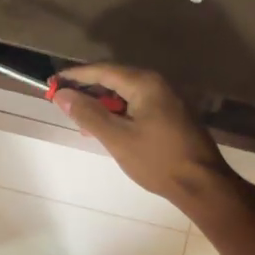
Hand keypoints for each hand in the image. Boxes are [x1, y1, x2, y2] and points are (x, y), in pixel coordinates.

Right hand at [50, 64, 236, 206]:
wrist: (202, 183)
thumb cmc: (157, 160)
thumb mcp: (117, 138)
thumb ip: (88, 114)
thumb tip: (62, 94)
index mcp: (144, 83)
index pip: (102, 70)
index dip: (75, 76)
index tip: (53, 82)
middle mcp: (157, 84)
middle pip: (115, 78)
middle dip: (87, 89)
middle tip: (63, 101)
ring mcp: (167, 99)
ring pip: (126, 93)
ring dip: (102, 103)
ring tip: (80, 118)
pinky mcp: (171, 115)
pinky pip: (137, 104)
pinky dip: (118, 112)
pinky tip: (107, 128)